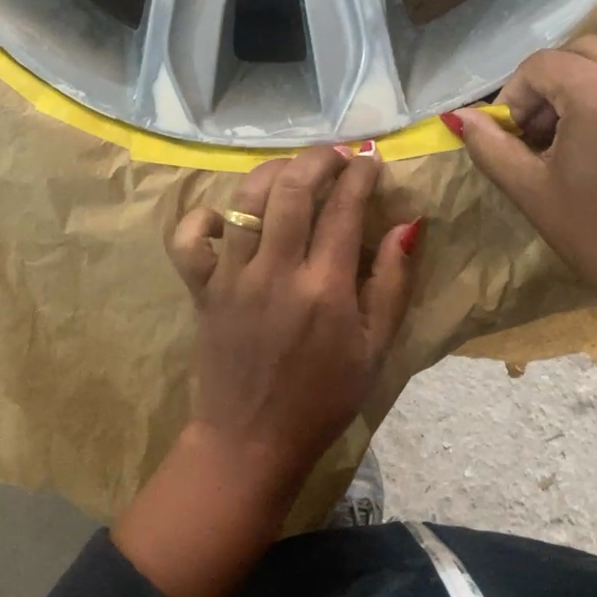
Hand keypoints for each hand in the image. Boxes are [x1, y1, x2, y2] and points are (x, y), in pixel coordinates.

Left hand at [166, 146, 419, 492]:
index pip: (344, 209)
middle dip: (317, 159)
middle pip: (292, 189)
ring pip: (245, 201)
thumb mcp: (375, 350)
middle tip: (334, 155)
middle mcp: (276, 273)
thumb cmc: (323, 399)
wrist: (253, 441)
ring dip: (271, 172)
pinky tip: (225, 216)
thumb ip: (392, 284)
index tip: (370, 162)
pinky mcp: (201, 289)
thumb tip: (408, 225)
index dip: (360, 175)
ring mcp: (233, 278)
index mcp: (325, 289)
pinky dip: (202, 218)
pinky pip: (189, 239)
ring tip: (292, 170)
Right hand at [449, 36, 596, 331]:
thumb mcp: (534, 194)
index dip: (516, 97)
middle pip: (580, 52)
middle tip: (545, 134)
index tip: (514, 137)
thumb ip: (492, 147)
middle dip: (553, 83)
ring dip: (595, 73)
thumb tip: (459, 117)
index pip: (541, 66)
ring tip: (587, 121)